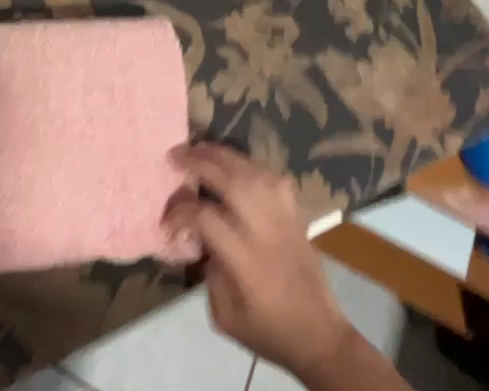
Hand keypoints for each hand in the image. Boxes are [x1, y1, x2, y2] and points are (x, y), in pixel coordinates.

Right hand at [164, 145, 355, 382]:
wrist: (321, 338)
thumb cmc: (269, 332)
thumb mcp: (225, 315)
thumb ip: (209, 273)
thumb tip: (201, 241)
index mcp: (246, 259)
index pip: (206, 217)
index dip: (180, 212)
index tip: (167, 221)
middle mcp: (266, 231)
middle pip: (233, 181)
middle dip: (200, 162)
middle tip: (175, 155)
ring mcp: (285, 220)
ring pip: (255, 172)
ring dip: (224, 156)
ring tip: (201, 150)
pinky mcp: (297, 217)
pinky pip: (274, 179)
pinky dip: (252, 166)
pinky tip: (236, 167)